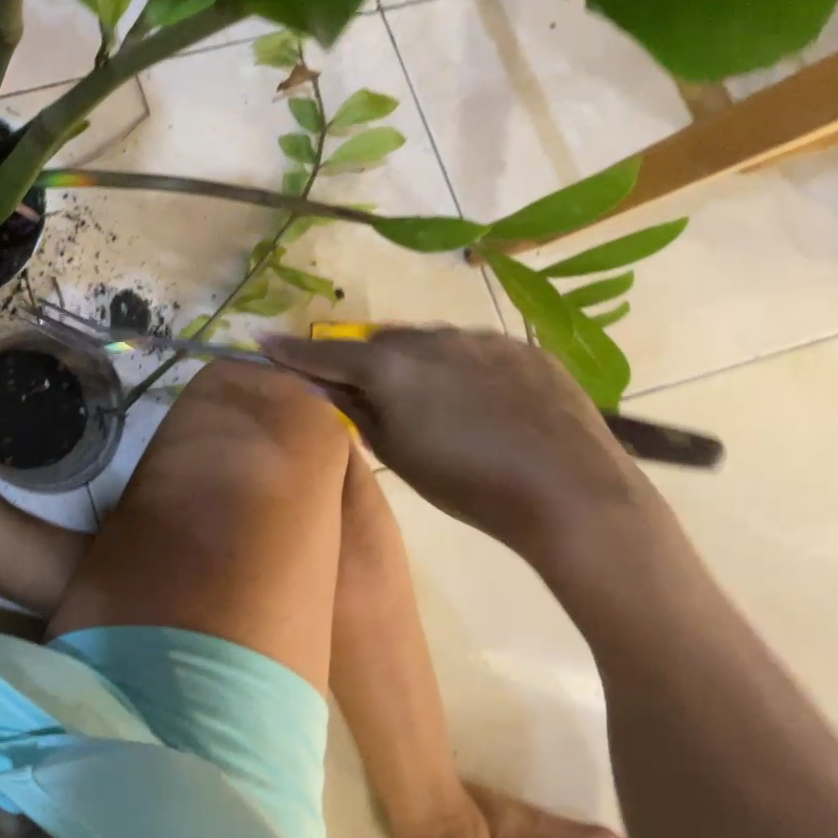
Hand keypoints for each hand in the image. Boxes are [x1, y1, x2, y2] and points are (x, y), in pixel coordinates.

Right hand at [262, 328, 664, 561]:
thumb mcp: (395, 454)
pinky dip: (455, 365)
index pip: (325, 353)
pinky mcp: (524, 349)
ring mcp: (483, 340)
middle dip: (359, 359)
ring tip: (417, 394)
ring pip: (427, 342)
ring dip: (410, 360)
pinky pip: (472, 349)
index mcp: (392, 368)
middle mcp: (432, 340)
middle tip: (353, 386)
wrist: (576, 497)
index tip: (261, 340)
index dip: (291, 351)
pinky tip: (469, 397)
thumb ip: (353, 411)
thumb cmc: (469, 485)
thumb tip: (319, 385)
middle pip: (378, 343)